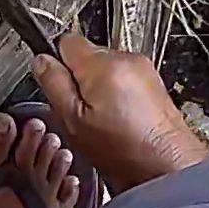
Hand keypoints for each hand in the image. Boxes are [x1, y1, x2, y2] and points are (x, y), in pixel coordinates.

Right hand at [31, 32, 208, 191]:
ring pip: (104, 67)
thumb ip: (54, 85)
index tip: (59, 86)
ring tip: (100, 117)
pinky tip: (116, 118)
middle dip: (78, 78)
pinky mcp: (152, 82)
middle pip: (86, 55)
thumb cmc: (122, 149)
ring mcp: (143, 69)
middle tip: (80, 110)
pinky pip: (121, 78)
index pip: (67, 42)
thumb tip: (41, 61)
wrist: (167, 166)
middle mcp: (126, 59)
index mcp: (103, 65)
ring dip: (96, 87)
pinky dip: (114, 94)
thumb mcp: (73, 120)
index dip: (57, 63)